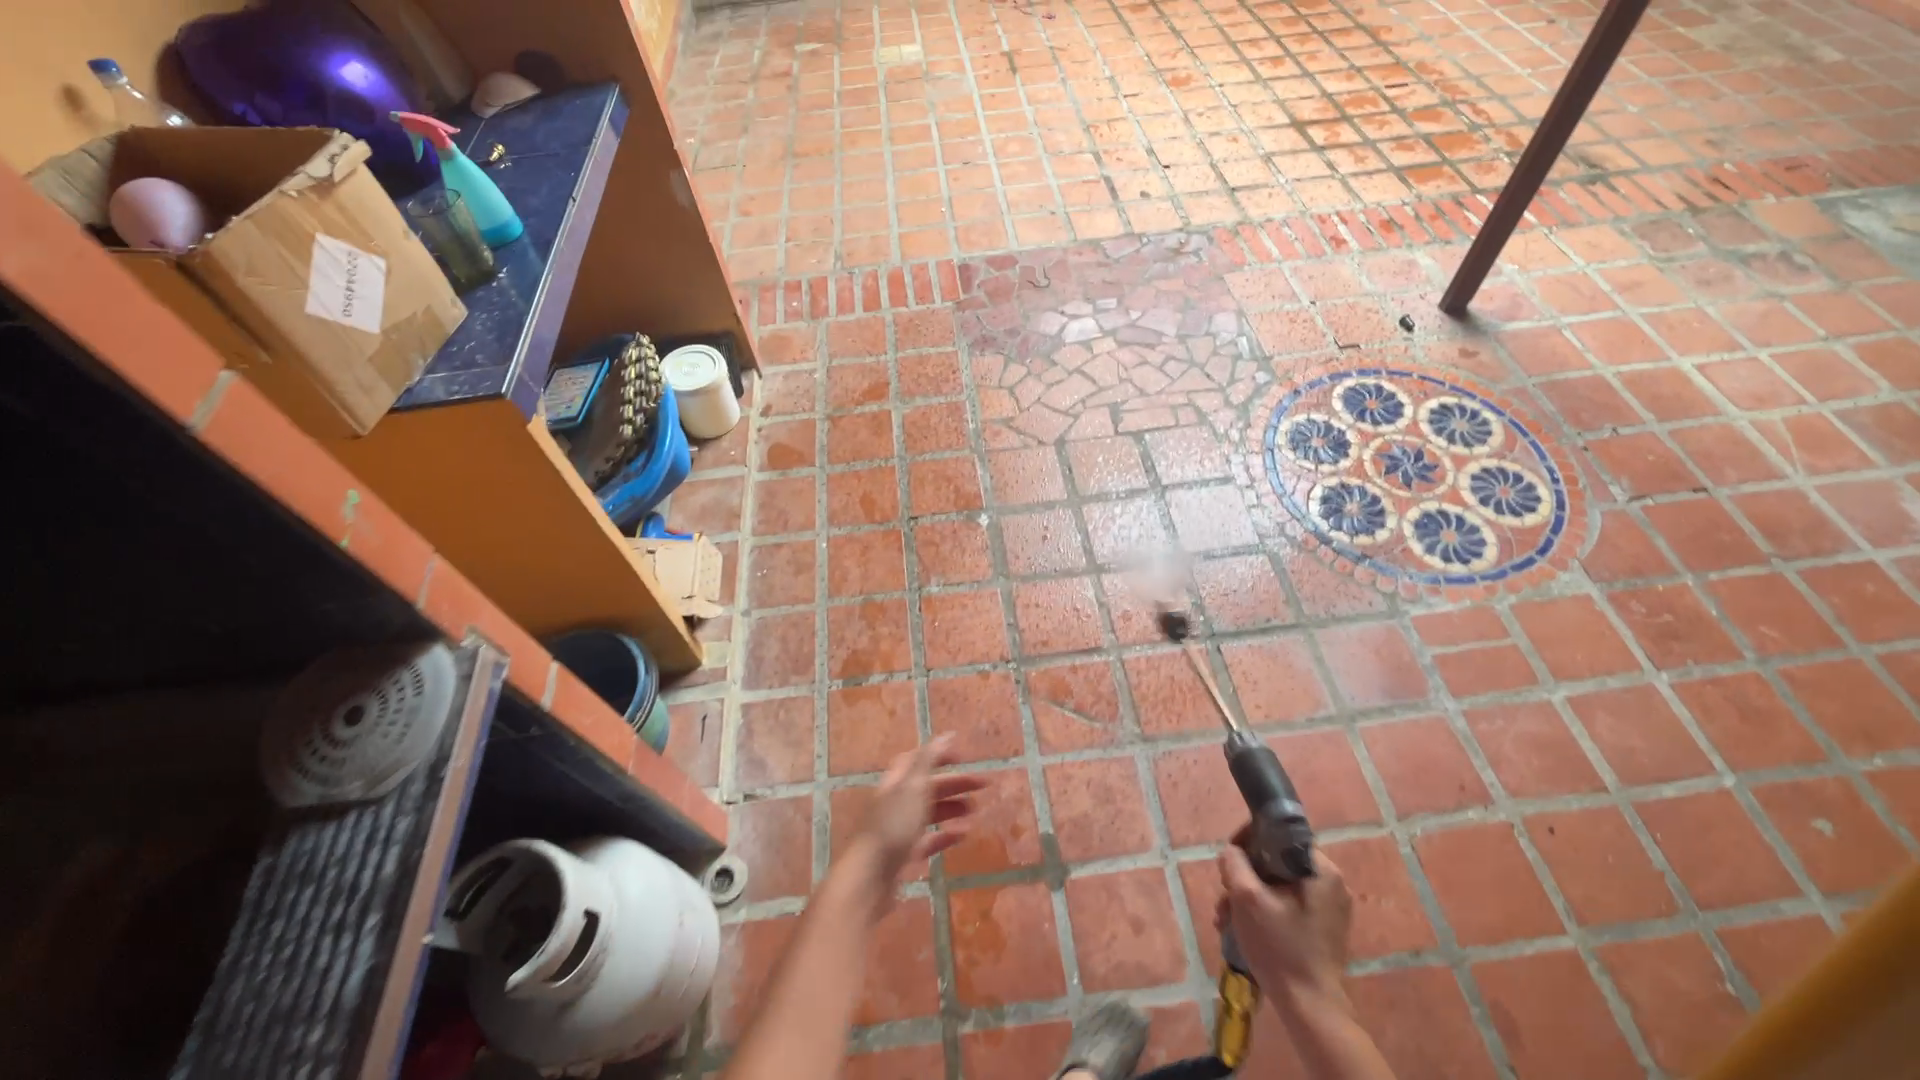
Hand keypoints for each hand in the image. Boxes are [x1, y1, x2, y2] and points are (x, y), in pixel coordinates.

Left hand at [854, 735, 987, 888]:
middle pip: (927, 786)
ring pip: (929, 813)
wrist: (870, 876)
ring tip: (975, 810)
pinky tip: (963, 835)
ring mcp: (899, 829)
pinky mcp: (904, 855)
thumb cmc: (893, 826)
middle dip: (954, 783)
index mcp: (895, 783)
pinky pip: (929, 840)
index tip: (964, 757)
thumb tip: (947, 735)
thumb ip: (930, 760)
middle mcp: (895, 803)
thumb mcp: (914, 787)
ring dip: (953, 808)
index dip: (939, 755)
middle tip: (983, 786)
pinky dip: (946, 835)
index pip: (917, 760)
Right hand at [1215, 839, 1351, 1006]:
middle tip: (1224, 901)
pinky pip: (1287, 906)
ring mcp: (1329, 908)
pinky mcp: (1322, 929)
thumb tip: (1232, 852)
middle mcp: (1330, 884)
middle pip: (1276, 864)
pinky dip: (1263, 912)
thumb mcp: (1247, 899)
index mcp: (1321, 870)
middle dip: (1243, 879)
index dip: (1248, 842)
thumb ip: (1235, 863)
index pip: (1279, 836)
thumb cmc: (1280, 948)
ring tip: (1225, 921)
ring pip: (1278, 887)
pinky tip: (1243, 930)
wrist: (1309, 1006)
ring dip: (1248, 899)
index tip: (1227, 862)